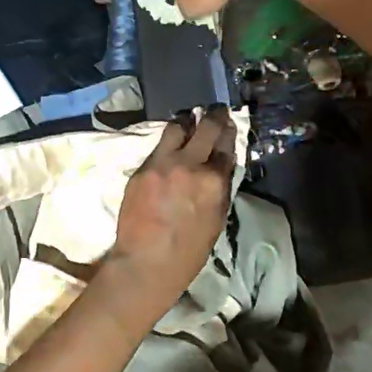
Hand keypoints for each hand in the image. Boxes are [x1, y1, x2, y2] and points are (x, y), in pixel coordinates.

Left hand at [96, 108, 238, 324]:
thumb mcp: (216, 220)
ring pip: (178, 127)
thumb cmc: (187, 251)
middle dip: (214, 116)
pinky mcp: (142, 168)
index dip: (229, 132)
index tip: (229, 124)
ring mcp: (163, 164)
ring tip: (189, 119)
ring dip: (186, 121)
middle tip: (216, 110)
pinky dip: (168, 141)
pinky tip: (170, 142)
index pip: (226, 146)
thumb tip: (220, 167)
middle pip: (207, 128)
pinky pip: (158, 146)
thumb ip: (220, 188)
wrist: (145, 262)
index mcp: (214, 182)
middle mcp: (190, 165)